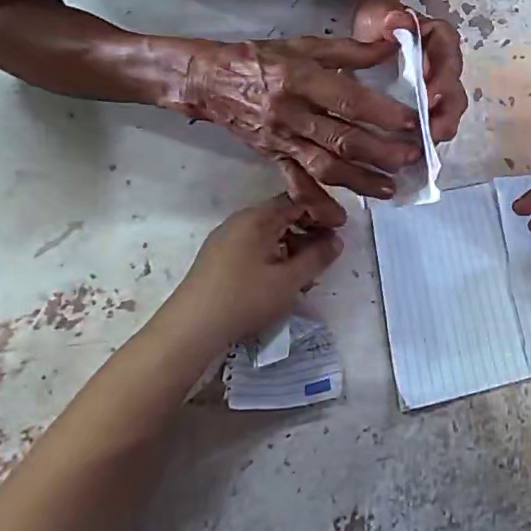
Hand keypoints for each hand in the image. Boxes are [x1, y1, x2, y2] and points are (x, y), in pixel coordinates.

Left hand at [167, 195, 344, 352]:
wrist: (189, 330)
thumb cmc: (245, 298)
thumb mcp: (290, 281)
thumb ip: (317, 257)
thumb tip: (337, 239)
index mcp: (258, 217)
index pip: (297, 200)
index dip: (322, 212)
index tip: (340, 229)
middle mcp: (240, 220)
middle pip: (281, 215)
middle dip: (308, 231)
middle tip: (327, 252)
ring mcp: (225, 239)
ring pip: (268, 233)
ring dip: (292, 246)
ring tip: (307, 272)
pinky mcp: (217, 258)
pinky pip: (253, 246)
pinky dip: (273, 255)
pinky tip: (280, 279)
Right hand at [182, 37, 422, 226]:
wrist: (209, 82)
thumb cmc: (261, 59)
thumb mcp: (305, 45)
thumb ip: (351, 50)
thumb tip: (392, 46)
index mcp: (301, 80)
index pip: (349, 101)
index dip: (382, 114)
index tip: (412, 123)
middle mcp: (293, 114)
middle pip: (342, 139)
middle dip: (380, 153)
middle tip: (411, 158)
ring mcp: (283, 140)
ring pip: (325, 166)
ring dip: (360, 181)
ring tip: (390, 188)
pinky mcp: (273, 158)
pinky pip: (296, 185)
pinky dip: (317, 205)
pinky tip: (338, 218)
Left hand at [352, 3, 467, 142]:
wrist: (367, 37)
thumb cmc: (376, 24)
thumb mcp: (376, 14)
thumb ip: (385, 14)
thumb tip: (395, 20)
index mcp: (438, 39)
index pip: (449, 54)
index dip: (444, 77)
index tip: (429, 96)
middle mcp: (444, 64)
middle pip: (455, 88)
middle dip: (447, 112)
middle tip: (432, 131)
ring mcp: (438, 87)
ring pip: (450, 110)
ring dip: (442, 128)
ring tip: (427, 145)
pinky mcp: (428, 106)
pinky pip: (435, 123)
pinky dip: (428, 137)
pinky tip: (416, 152)